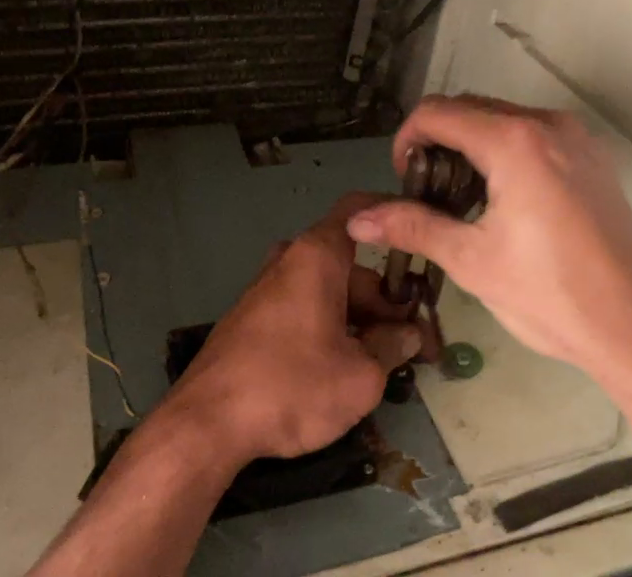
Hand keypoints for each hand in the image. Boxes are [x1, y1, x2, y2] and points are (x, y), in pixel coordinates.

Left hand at [160, 194, 421, 463]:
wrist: (208, 422)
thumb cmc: (291, 387)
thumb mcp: (361, 375)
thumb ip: (391, 346)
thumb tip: (409, 334)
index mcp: (317, 256)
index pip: (359, 210)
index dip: (393, 214)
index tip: (423, 236)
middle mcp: (290, 260)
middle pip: (350, 265)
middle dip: (385, 299)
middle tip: (417, 343)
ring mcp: (268, 289)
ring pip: (328, 291)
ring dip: (360, 319)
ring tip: (387, 362)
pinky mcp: (254, 318)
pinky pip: (305, 309)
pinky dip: (331, 327)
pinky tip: (346, 367)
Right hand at [347, 95, 631, 385]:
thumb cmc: (552, 296)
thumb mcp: (471, 260)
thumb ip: (412, 226)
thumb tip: (356, 218)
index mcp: (515, 141)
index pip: (438, 112)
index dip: (407, 139)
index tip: (402, 181)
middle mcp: (548, 125)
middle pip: (471, 109)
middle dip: (438, 142)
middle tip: (425, 195)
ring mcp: (578, 139)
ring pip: (503, 120)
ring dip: (470, 147)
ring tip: (460, 203)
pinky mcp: (593, 160)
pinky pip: (533, 136)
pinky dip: (504, 154)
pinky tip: (501, 203)